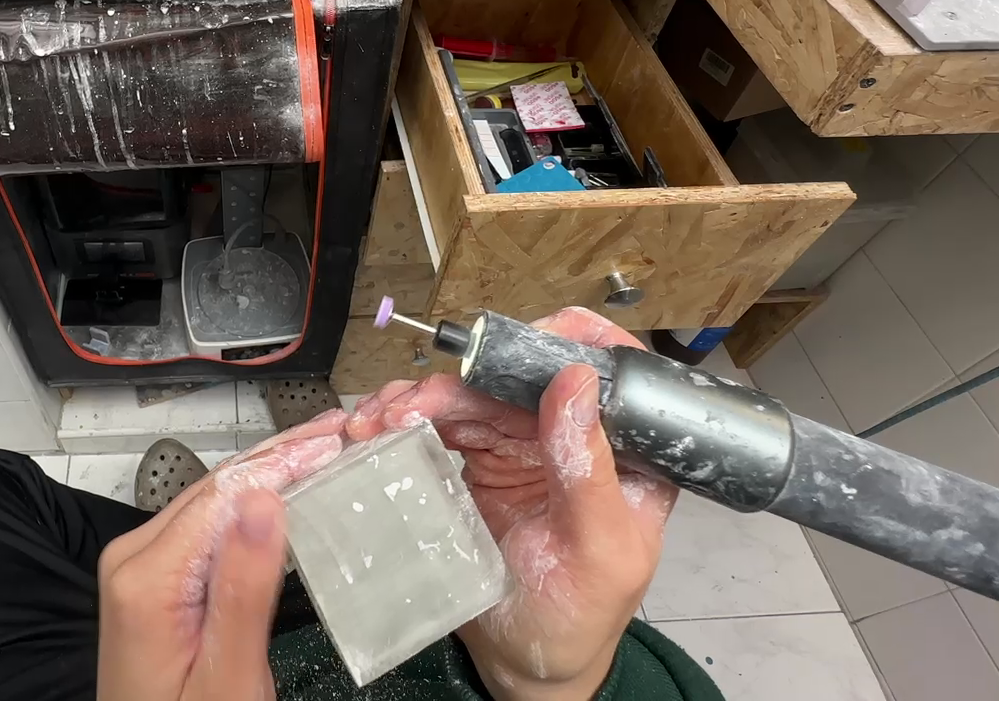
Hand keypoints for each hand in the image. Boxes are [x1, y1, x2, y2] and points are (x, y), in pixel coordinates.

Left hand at [97, 409, 348, 700]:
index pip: (223, 496)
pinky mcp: (154, 574)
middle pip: (216, 489)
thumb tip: (265, 498)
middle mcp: (134, 555)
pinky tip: (281, 486)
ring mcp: (140, 562)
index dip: (281, 462)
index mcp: (146, 577)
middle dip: (278, 455)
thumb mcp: (227, 680)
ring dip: (267, 471)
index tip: (331, 440)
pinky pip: (207, 524)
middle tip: (334, 429)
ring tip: (318, 445)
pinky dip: (249, 501)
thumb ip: (244, 590)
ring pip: (213, 499)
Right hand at [345, 308, 676, 700]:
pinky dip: (403, 415)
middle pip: (512, 371)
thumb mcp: (599, 553)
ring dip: (417, 397)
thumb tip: (578, 379)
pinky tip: (378, 427)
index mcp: (620, 446)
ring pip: (466, 390)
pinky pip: (437, 417)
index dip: (559, 339)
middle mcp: (567, 431)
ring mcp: (518, 439)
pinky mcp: (476, 452)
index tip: (502, 351)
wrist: (521, 659)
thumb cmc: (576, 618)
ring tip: (380, 422)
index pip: (604, 364)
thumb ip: (591, 472)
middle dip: (456, 378)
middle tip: (410, 407)